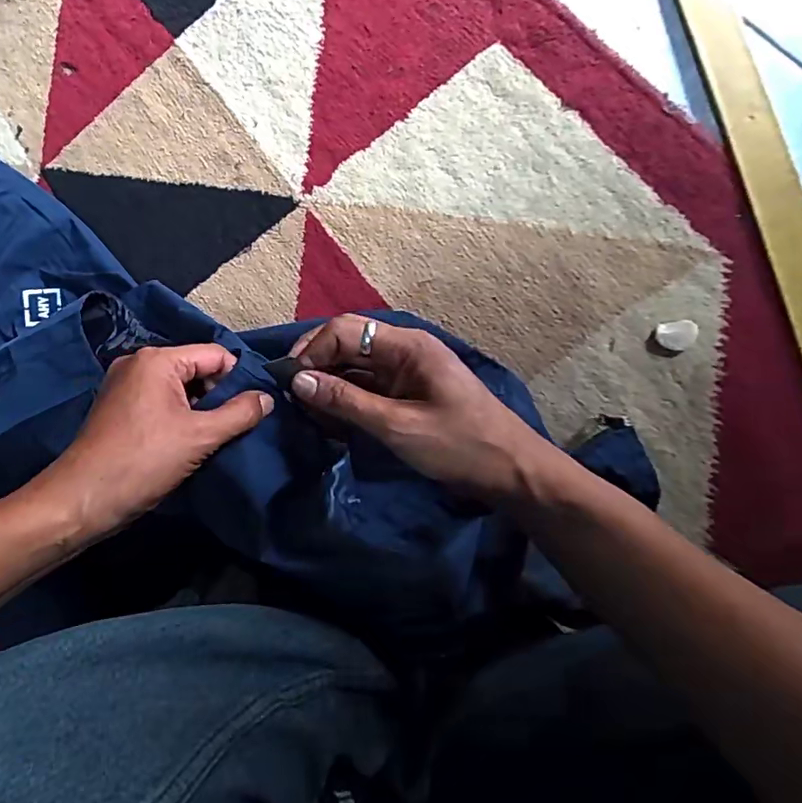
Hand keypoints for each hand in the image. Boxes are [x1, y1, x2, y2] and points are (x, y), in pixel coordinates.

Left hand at [31, 344, 274, 535]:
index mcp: (157, 359)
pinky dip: (178, 419)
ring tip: (213, 440)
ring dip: (199, 412)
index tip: (252, 411)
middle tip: (234, 429)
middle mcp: (138, 363)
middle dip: (218, 397)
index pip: (215, 355)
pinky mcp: (118, 408)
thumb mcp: (199, 437)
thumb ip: (239, 414)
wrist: (83, 498)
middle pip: (196, 370)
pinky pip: (160, 403)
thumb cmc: (142, 462)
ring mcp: (124, 385)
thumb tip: (266, 398)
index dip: (238, 380)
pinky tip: (188, 444)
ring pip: (179, 389)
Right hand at [287, 314, 566, 503]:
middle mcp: (402, 350)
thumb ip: (346, 401)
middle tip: (291, 397)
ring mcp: (404, 371)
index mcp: (406, 345)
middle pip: (345, 343)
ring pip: (352, 365)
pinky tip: (329, 419)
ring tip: (306, 412)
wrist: (512, 472)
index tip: (289, 381)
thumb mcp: (398, 426)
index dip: (312, 350)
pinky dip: (343, 399)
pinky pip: (364, 385)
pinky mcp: (404, 392)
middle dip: (315, 366)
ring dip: (327, 384)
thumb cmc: (461, 445)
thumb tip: (297, 381)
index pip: (345, 330)